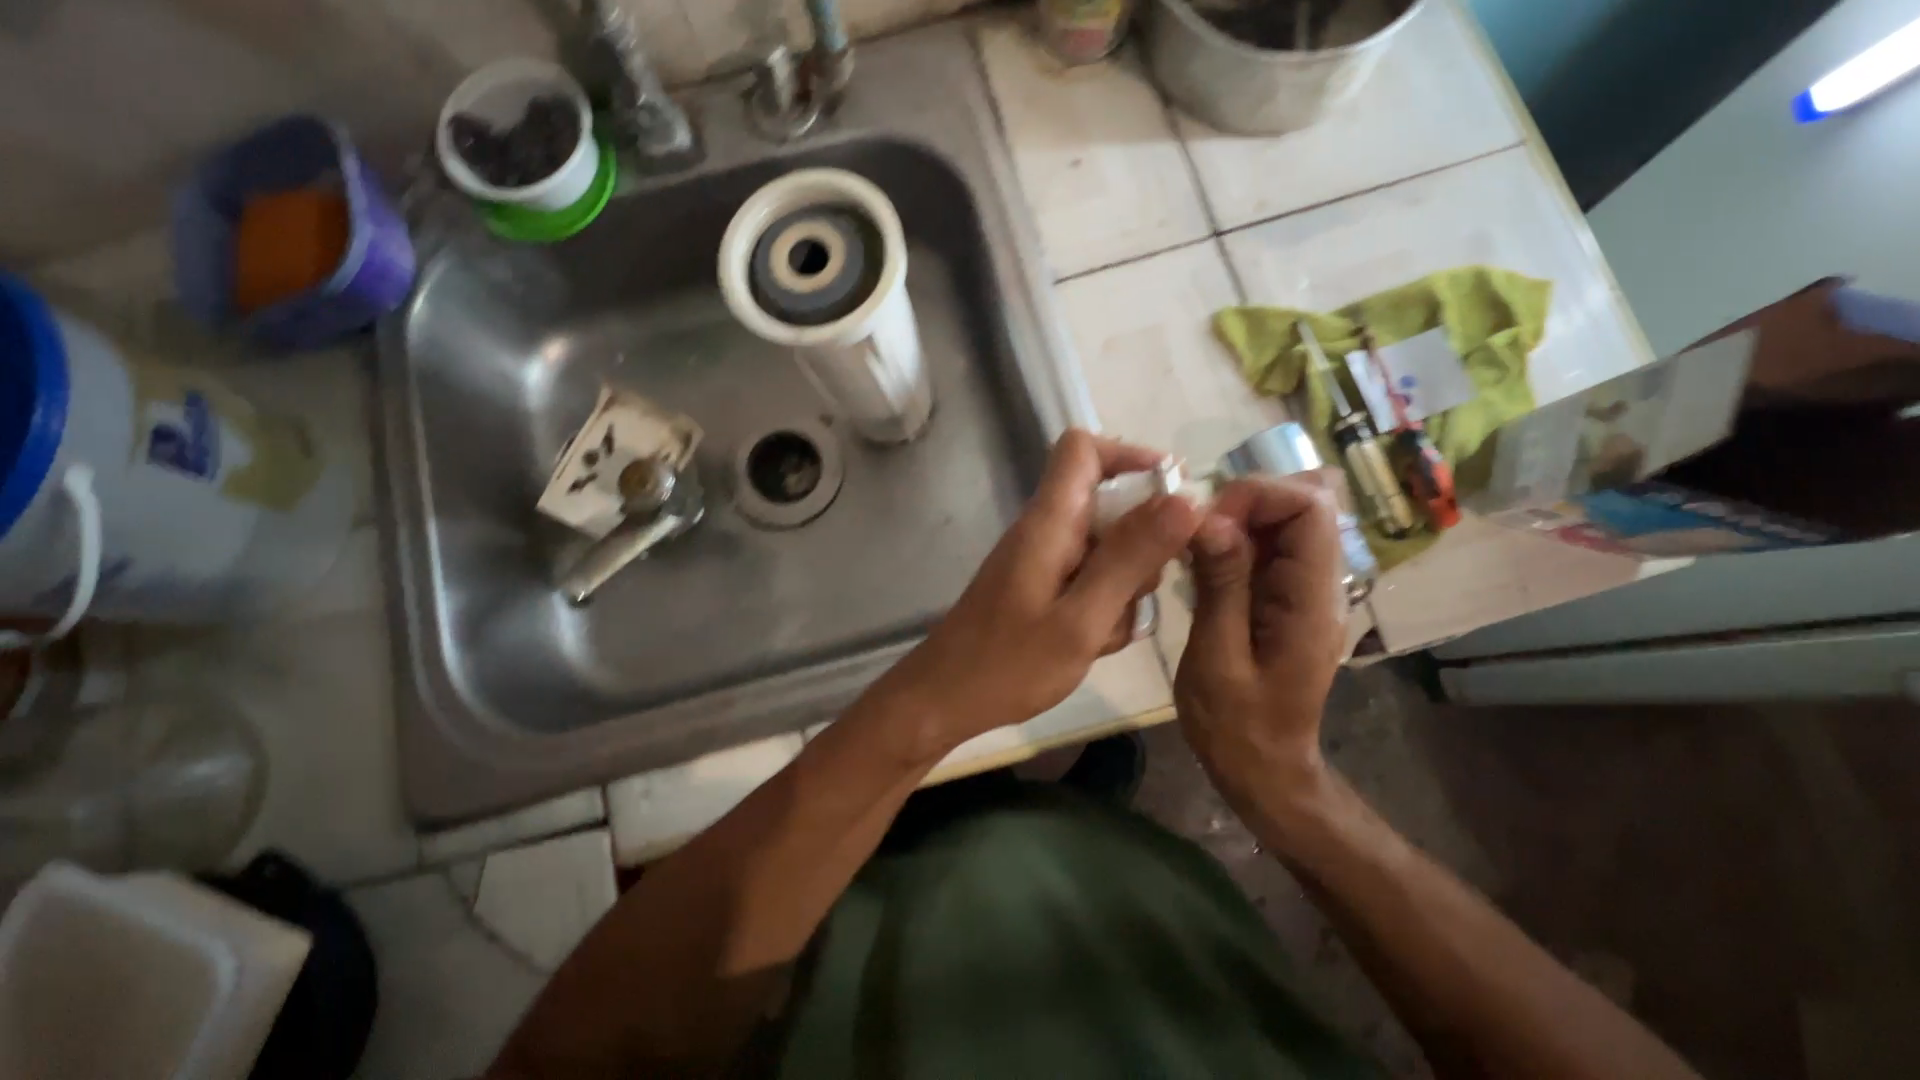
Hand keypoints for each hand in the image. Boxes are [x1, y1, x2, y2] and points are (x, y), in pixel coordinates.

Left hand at [870, 430, 1201, 758]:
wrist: (944, 701)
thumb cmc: (1009, 665)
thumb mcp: (1082, 618)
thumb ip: (1130, 558)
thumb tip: (1184, 499)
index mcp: (1049, 522)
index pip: (1084, 449)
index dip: (1132, 457)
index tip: (1174, 499)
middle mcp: (1045, 531)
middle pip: (1107, 503)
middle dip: (1142, 542)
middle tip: (1143, 591)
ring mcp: (1042, 561)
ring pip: (1105, 548)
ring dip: (1125, 584)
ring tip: (1109, 629)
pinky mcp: (1041, 589)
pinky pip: (1089, 580)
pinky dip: (1103, 607)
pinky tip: (1095, 644)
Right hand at [1174, 476, 1349, 804]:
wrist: (1265, 771)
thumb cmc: (1237, 727)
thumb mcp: (1216, 660)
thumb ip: (1220, 586)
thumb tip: (1209, 518)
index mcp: (1310, 600)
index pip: (1311, 507)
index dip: (1258, 495)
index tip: (1206, 522)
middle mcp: (1320, 585)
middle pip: (1305, 503)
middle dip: (1246, 502)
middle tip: (1196, 534)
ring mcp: (1306, 591)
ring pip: (1287, 521)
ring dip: (1237, 520)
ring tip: (1193, 549)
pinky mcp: (1287, 600)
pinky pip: (1270, 548)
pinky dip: (1235, 541)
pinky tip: (1201, 566)